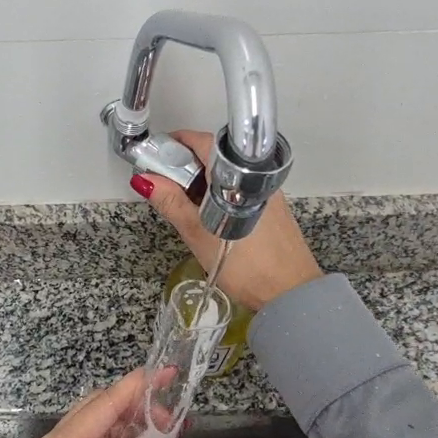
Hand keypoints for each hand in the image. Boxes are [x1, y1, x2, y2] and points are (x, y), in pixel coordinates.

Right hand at [131, 129, 324, 310]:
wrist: (291, 294)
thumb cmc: (245, 265)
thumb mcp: (198, 233)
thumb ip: (171, 202)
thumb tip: (146, 180)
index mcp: (238, 176)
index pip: (204, 143)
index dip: (177, 144)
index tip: (155, 154)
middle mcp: (257, 178)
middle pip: (215, 158)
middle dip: (185, 165)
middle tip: (162, 182)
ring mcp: (267, 194)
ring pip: (226, 176)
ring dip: (201, 182)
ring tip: (180, 203)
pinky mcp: (271, 210)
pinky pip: (238, 191)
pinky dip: (217, 195)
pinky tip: (206, 216)